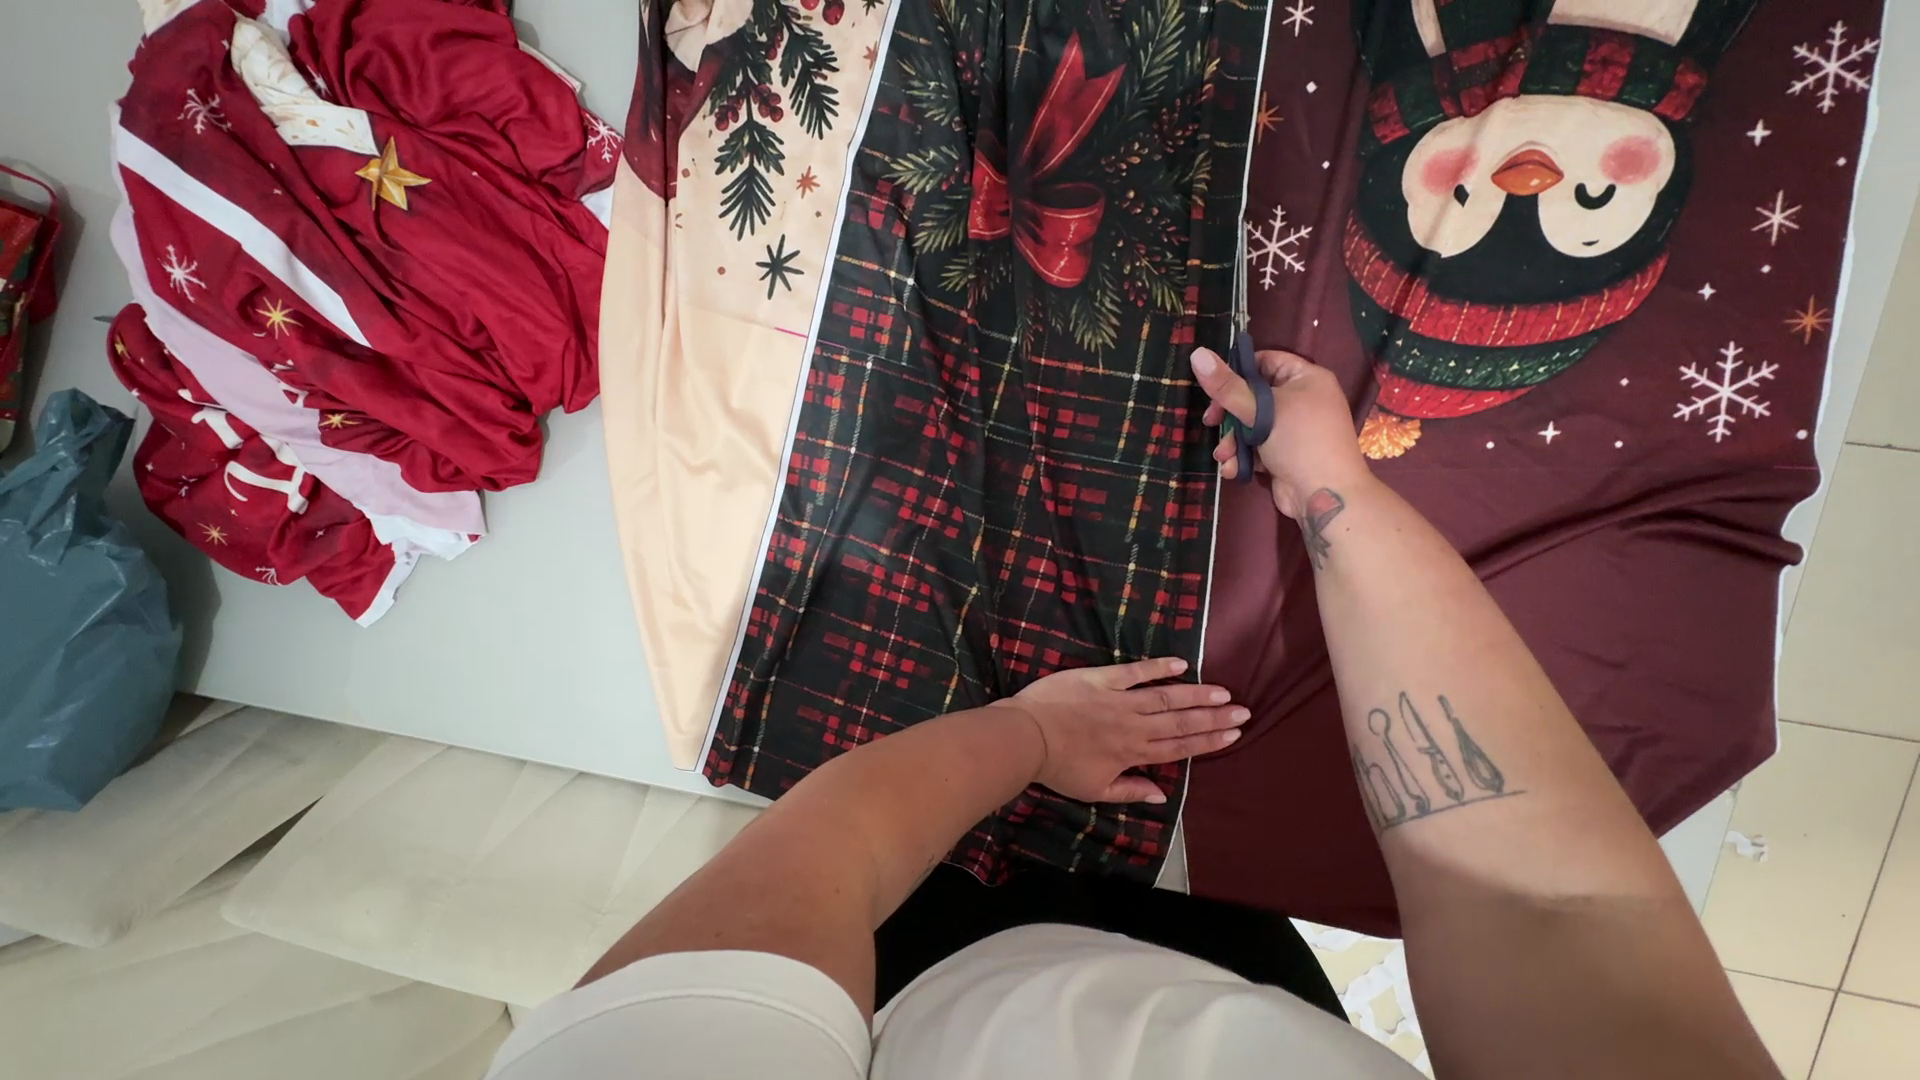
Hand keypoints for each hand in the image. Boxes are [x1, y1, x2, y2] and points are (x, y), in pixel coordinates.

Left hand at [992, 657, 1248, 804]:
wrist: (1027, 737)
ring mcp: (1119, 700)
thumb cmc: (1058, 767)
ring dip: (1196, 694)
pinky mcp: (1102, 679)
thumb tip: (1161, 795)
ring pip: (1166, 696)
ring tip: (1222, 692)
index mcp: (1133, 754)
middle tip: (1243, 711)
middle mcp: (1134, 726)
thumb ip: (1130, 791)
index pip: (1179, 747)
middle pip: (1181, 721)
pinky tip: (1180, 663)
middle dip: (1214, 717)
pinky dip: (1158, 667)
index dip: (1208, 740)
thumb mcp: (1094, 790)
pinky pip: (1135, 672)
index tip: (1234, 734)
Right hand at [1189, 346, 1370, 519]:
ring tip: (1224, 455)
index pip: (1266, 362)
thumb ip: (1226, 386)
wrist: (1325, 495)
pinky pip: (1257, 448)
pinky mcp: (1285, 454)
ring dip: (1232, 441)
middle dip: (1229, 415)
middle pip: (1253, 397)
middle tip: (1211, 422)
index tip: (1214, 387)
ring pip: (1251, 426)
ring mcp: (1294, 429)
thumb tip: (1197, 353)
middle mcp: (1302, 400)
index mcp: (1306, 379)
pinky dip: (1243, 457)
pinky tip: (1234, 469)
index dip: (1238, 372)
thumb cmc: (1299, 441)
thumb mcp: (1260, 411)